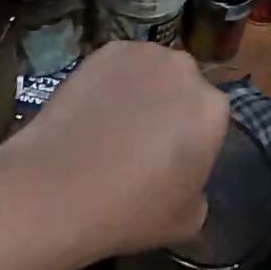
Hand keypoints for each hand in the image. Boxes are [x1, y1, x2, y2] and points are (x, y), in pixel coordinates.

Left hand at [0, 42, 229, 259]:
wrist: (58, 187)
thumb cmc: (131, 210)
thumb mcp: (188, 219)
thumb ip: (199, 188)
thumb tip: (185, 175)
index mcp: (212, 109)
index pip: (210, 118)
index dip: (192, 138)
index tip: (172, 159)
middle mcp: (184, 69)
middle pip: (184, 86)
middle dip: (170, 106)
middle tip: (143, 139)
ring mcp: (143, 54)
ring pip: (152, 71)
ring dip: (142, 88)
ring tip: (112, 121)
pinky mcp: (105, 50)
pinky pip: (119, 65)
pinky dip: (111, 80)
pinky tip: (92, 109)